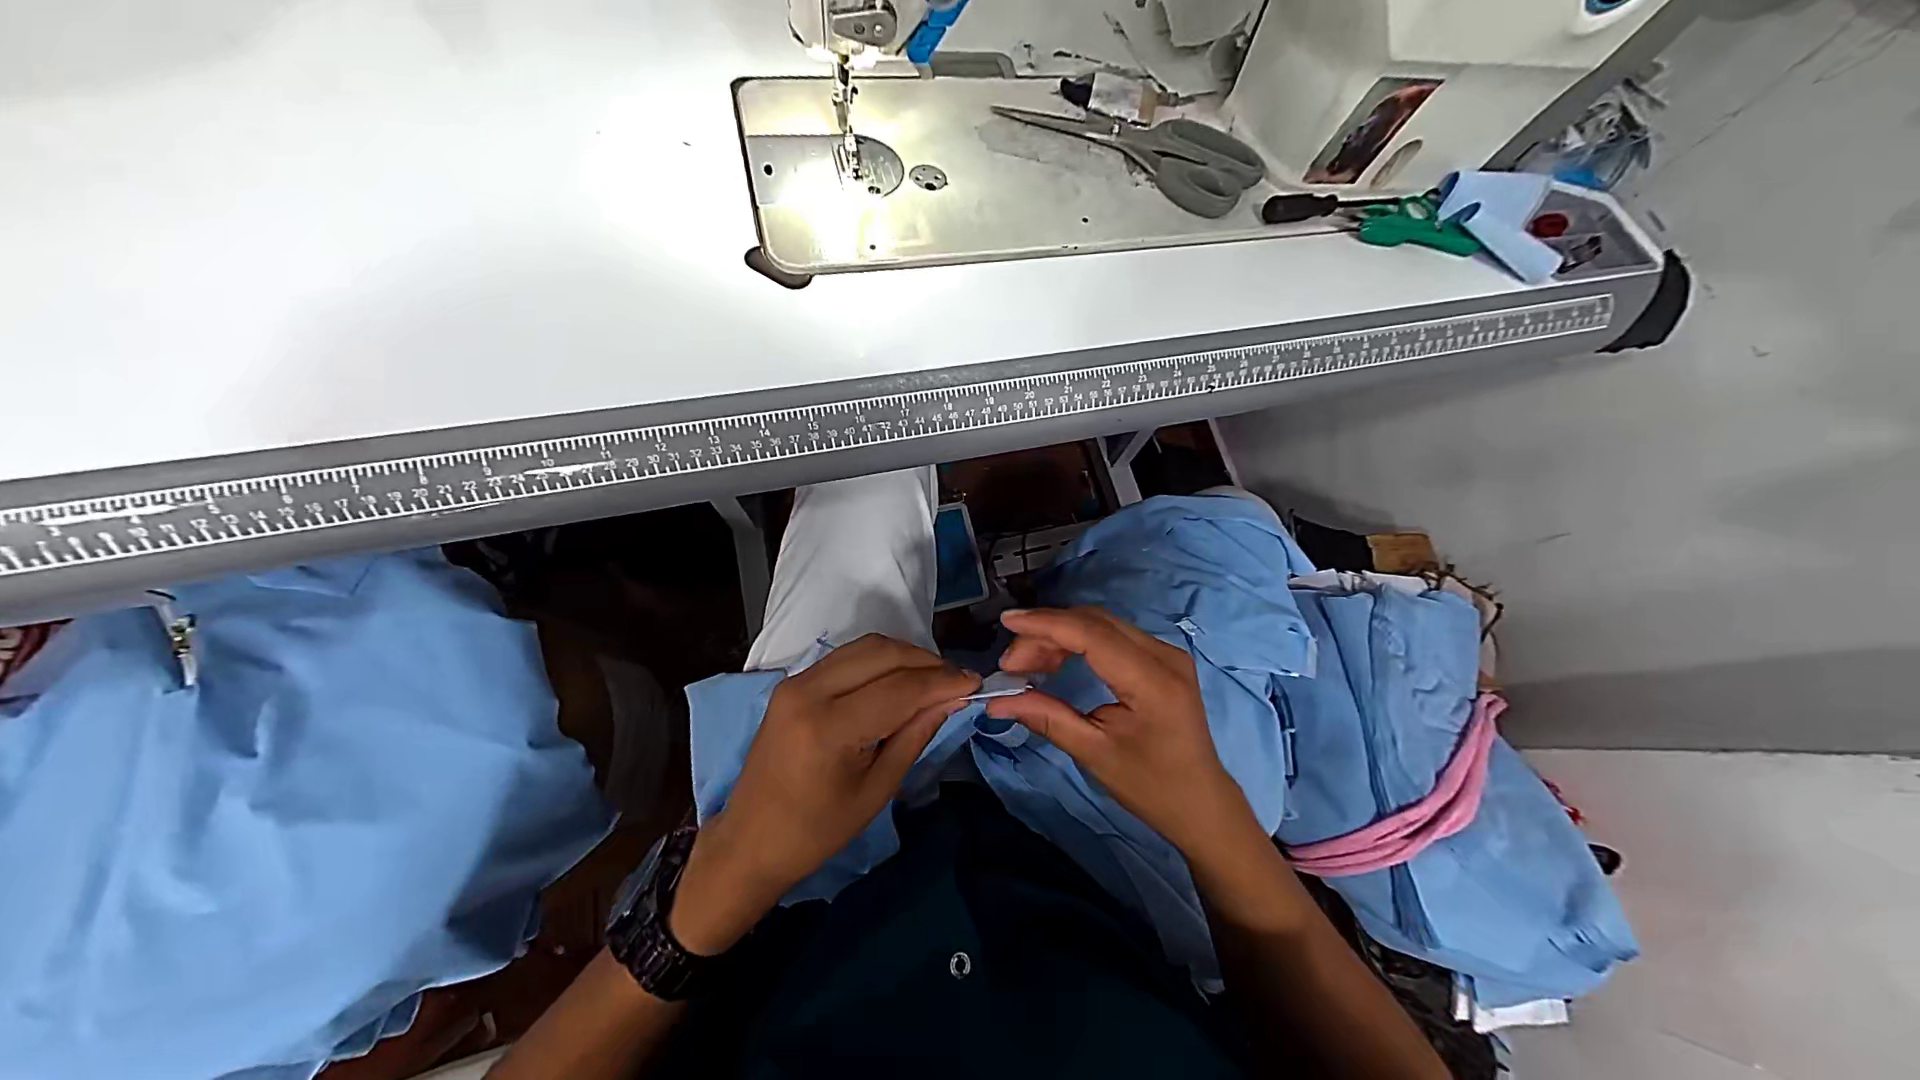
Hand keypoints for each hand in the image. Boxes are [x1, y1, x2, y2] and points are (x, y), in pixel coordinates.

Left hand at [670, 635, 977, 954]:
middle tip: (957, 680)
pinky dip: (880, 660)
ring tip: (934, 678)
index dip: (942, 681)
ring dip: (905, 656)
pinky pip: (847, 657)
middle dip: (927, 662)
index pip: (899, 688)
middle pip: (882, 653)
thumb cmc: (816, 831)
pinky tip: (900, 679)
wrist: (750, 841)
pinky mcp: (791, 683)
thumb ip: (915, 736)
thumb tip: (952, 699)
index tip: (975, 682)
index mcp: (828, 727)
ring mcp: (795, 682)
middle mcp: (808, 691)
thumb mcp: (876, 791)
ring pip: (865, 647)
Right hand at [986, 607, 1256, 858]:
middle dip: (1046, 633)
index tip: (1007, 622)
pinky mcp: (1162, 658)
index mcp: (1153, 681)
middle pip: (1094, 622)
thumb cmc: (1151, 785)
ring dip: (1059, 635)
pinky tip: (1055, 660)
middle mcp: (1164, 655)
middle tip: (1011, 664)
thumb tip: (996, 701)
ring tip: (1026, 665)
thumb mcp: (1093, 753)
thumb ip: (1046, 716)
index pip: (1092, 634)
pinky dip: (1078, 641)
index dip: (1045, 624)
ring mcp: (1167, 653)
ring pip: (1101, 624)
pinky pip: (1112, 635)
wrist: (1201, 803)